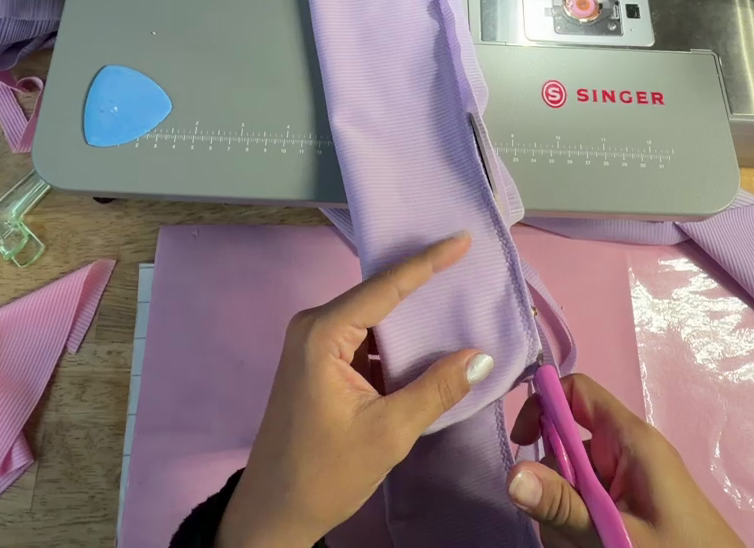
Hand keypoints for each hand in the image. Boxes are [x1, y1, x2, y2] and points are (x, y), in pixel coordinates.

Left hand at [217, 233, 494, 547]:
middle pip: (378, 294)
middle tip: (465, 260)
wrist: (272, 515)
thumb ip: (436, 390)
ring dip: (410, 316)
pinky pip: (365, 337)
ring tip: (457, 297)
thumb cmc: (324, 474)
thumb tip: (481, 356)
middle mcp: (315, 325)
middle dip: (422, 281)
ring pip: (373, 317)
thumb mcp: (388, 434)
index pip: (385, 287)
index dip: (427, 261)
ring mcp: (315, 342)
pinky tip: (429, 341)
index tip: (461, 239)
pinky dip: (395, 342)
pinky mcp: (321, 361)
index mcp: (324, 333)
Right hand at [506, 373, 742, 547]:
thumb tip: (510, 474)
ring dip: (566, 524)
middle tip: (568, 533)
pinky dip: (579, 536)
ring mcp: (627, 485)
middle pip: (564, 448)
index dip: (543, 406)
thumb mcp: (618, 535)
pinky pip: (586, 510)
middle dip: (555, 490)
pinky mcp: (628, 512)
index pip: (575, 390)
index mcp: (630, 439)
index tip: (523, 446)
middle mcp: (626, 453)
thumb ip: (564, 506)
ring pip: (570, 487)